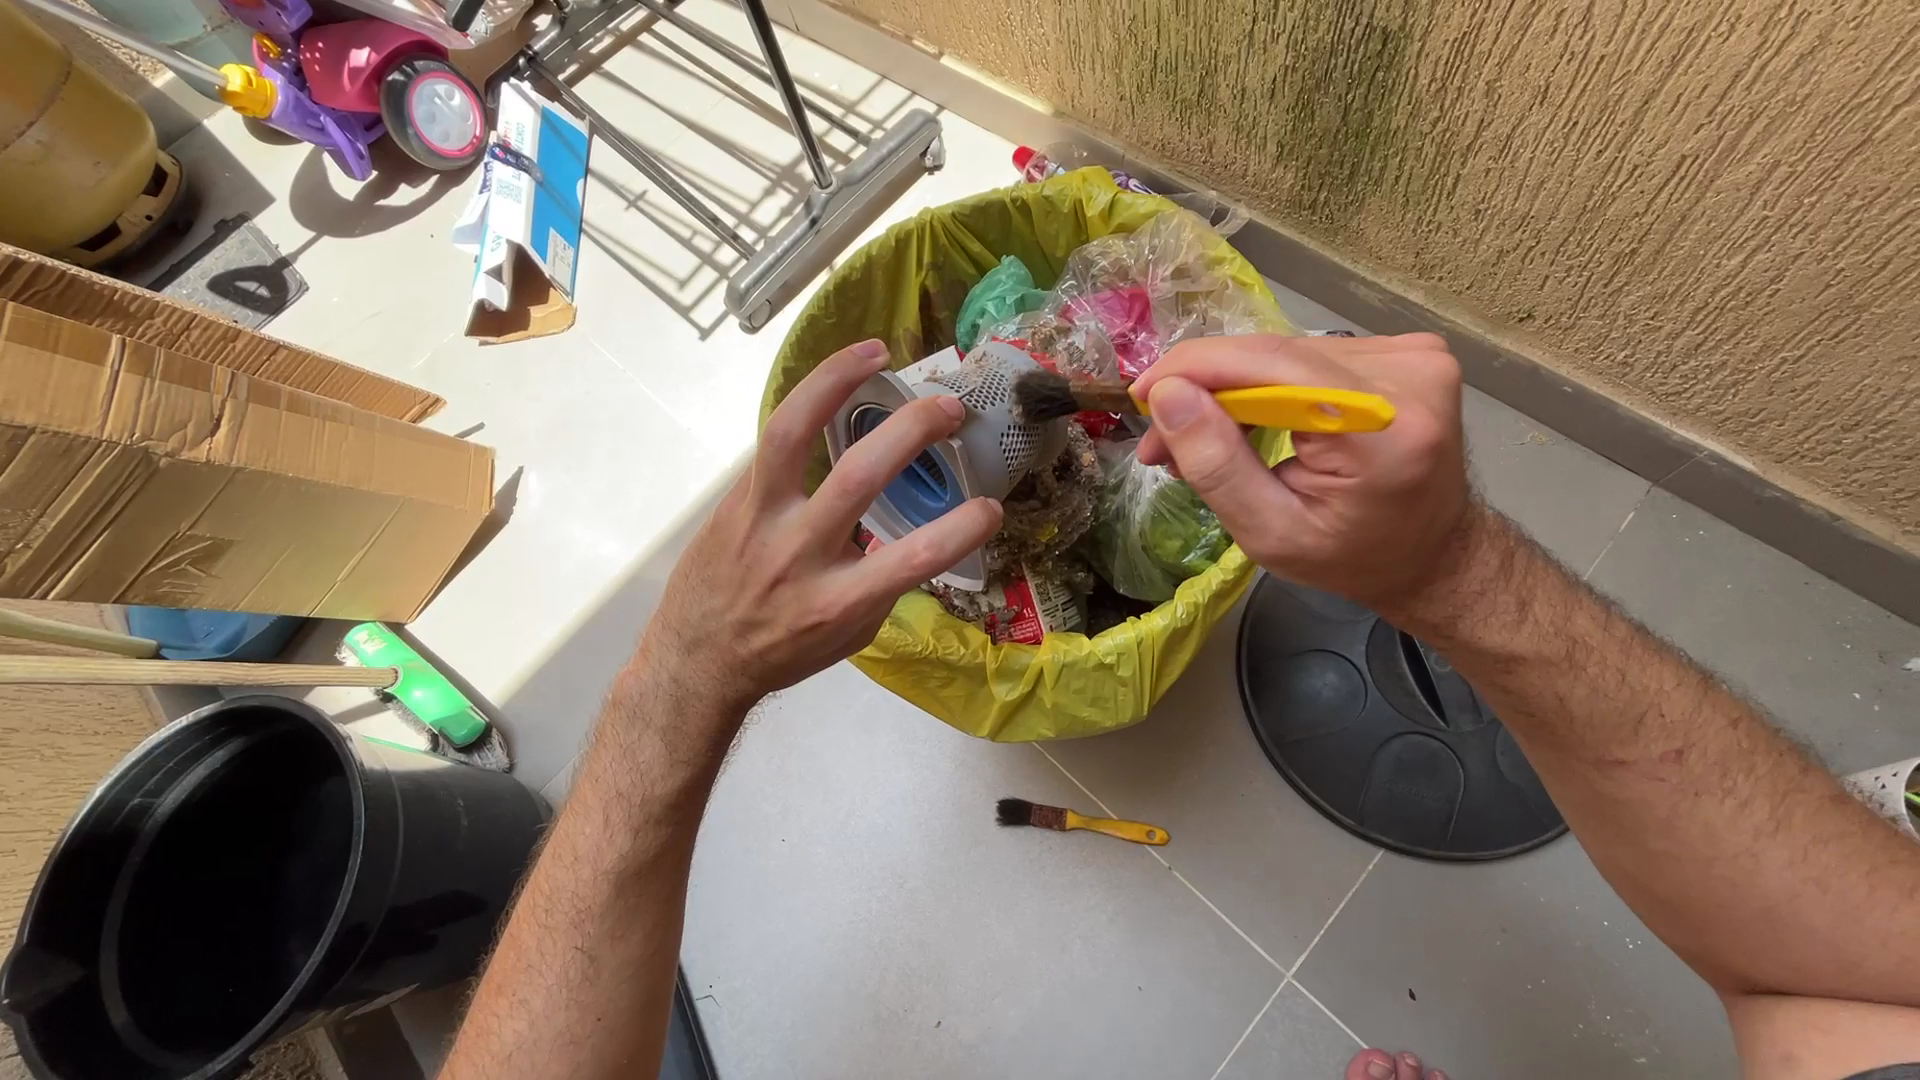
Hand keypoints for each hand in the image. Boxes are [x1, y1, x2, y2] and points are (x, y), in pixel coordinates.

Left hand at [640, 340, 1003, 711]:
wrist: (698, 660)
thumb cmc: (786, 651)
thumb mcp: (852, 634)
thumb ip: (884, 585)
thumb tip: (912, 533)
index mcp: (840, 600)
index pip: (913, 559)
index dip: (961, 529)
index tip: (991, 507)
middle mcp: (800, 553)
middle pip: (858, 477)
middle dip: (911, 431)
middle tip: (947, 408)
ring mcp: (760, 518)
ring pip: (791, 433)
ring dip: (836, 382)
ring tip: (874, 351)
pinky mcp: (735, 499)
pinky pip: (771, 442)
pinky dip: (807, 408)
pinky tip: (833, 388)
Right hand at [1132, 333, 1470, 615]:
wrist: (1431, 552)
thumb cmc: (1349, 557)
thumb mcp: (1269, 533)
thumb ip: (1218, 465)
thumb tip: (1167, 394)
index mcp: (1382, 426)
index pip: (1268, 364)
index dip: (1193, 370)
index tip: (1139, 397)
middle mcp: (1408, 373)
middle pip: (1271, 354)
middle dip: (1201, 389)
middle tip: (1157, 439)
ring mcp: (1413, 354)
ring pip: (1281, 353)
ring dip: (1227, 390)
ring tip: (1196, 439)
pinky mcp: (1405, 351)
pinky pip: (1306, 357)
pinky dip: (1263, 385)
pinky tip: (1245, 420)